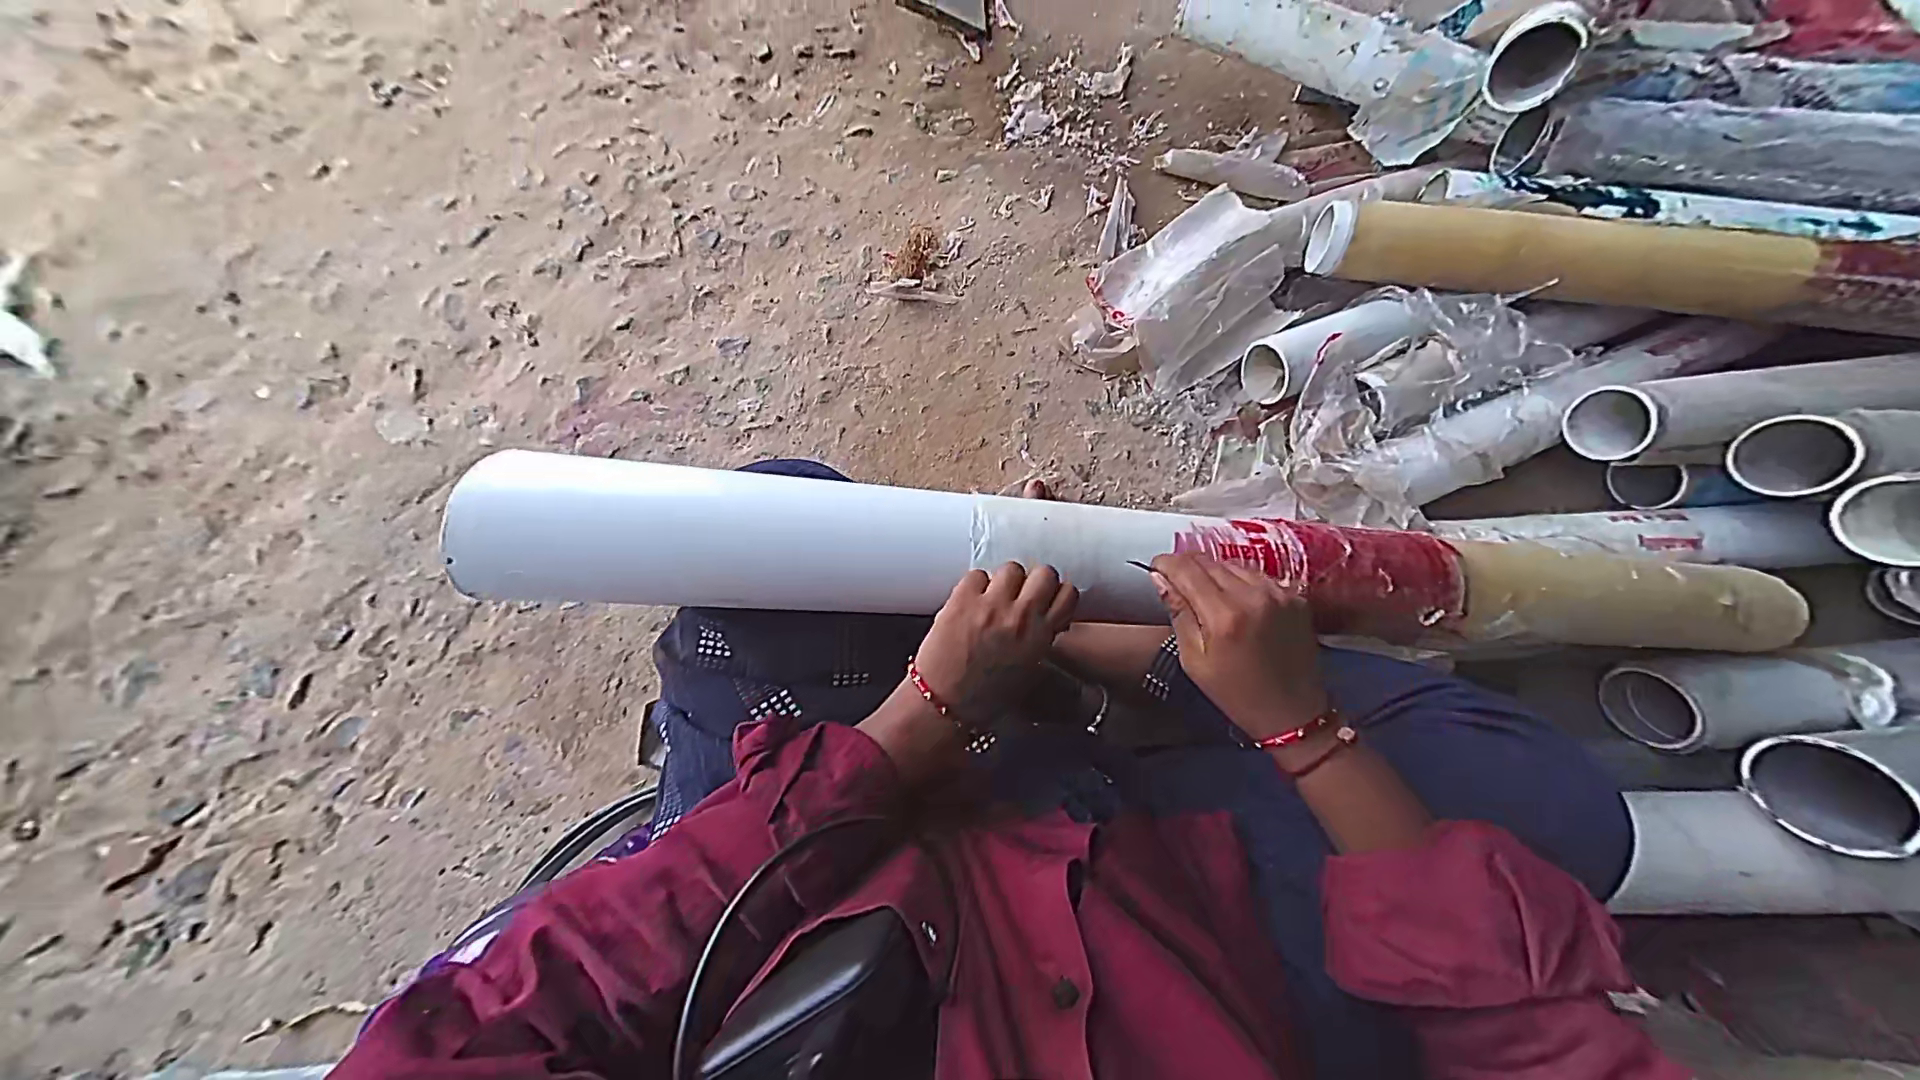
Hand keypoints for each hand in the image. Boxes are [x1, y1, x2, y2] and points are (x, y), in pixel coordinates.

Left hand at [912, 563, 1080, 720]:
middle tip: (1019, 595)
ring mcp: (991, 606)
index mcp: (1041, 636)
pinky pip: (976, 574)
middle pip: (1044, 573)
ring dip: (1003, 581)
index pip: (1067, 594)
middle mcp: (1020, 617)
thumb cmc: (983, 698)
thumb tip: (1043, 619)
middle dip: (1033, 582)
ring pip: (1011, 568)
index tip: (1044, 599)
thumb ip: (1040, 639)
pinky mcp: (962, 601)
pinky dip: (974, 586)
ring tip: (992, 598)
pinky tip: (970, 603)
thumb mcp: (1028, 671)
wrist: (943, 705)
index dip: (1055, 594)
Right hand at [1149, 552, 1328, 741]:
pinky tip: (1233, 599)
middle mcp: (1254, 596)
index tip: (1156, 569)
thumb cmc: (1238, 694)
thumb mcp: (1194, 660)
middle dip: (1186, 566)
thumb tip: (1161, 579)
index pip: (1186, 569)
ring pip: (1232, 564)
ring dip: (1213, 572)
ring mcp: (1279, 594)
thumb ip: (1178, 614)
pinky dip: (1239, 580)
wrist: (1294, 713)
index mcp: (1224, 616)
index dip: (1165, 564)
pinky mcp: (1295, 597)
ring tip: (1204, 593)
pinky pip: (1256, 575)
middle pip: (1208, 562)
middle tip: (1176, 582)